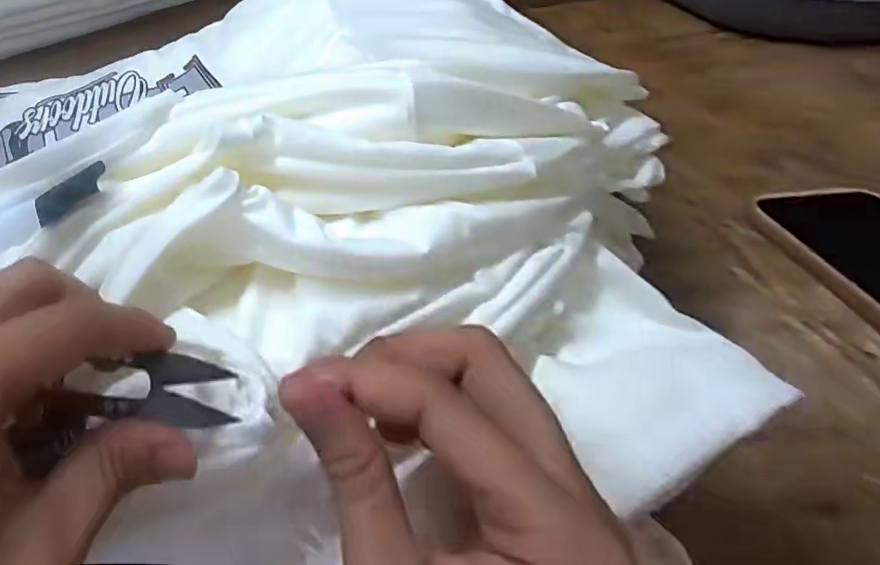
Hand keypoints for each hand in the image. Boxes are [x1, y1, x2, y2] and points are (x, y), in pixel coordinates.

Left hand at [0, 259, 198, 564]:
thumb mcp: (35, 547)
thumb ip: (107, 475)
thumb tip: (182, 444)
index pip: (65, 322)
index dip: (126, 326)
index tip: (170, 345)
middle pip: (24, 284)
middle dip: (82, 306)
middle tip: (124, 358)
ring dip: (44, 321)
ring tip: (83, 383)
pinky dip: (8, 342)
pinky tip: (27, 404)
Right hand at [279, 326, 634, 564]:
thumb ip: (355, 476)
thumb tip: (303, 384)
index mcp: (556, 522)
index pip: (443, 399)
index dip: (361, 378)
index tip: (296, 389)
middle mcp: (583, 494)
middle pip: (485, 363)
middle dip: (399, 357)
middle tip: (339, 388)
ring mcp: (577, 497)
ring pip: (493, 381)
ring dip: (415, 375)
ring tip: (360, 412)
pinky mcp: (554, 506)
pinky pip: (495, 417)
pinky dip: (434, 405)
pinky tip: (396, 439)